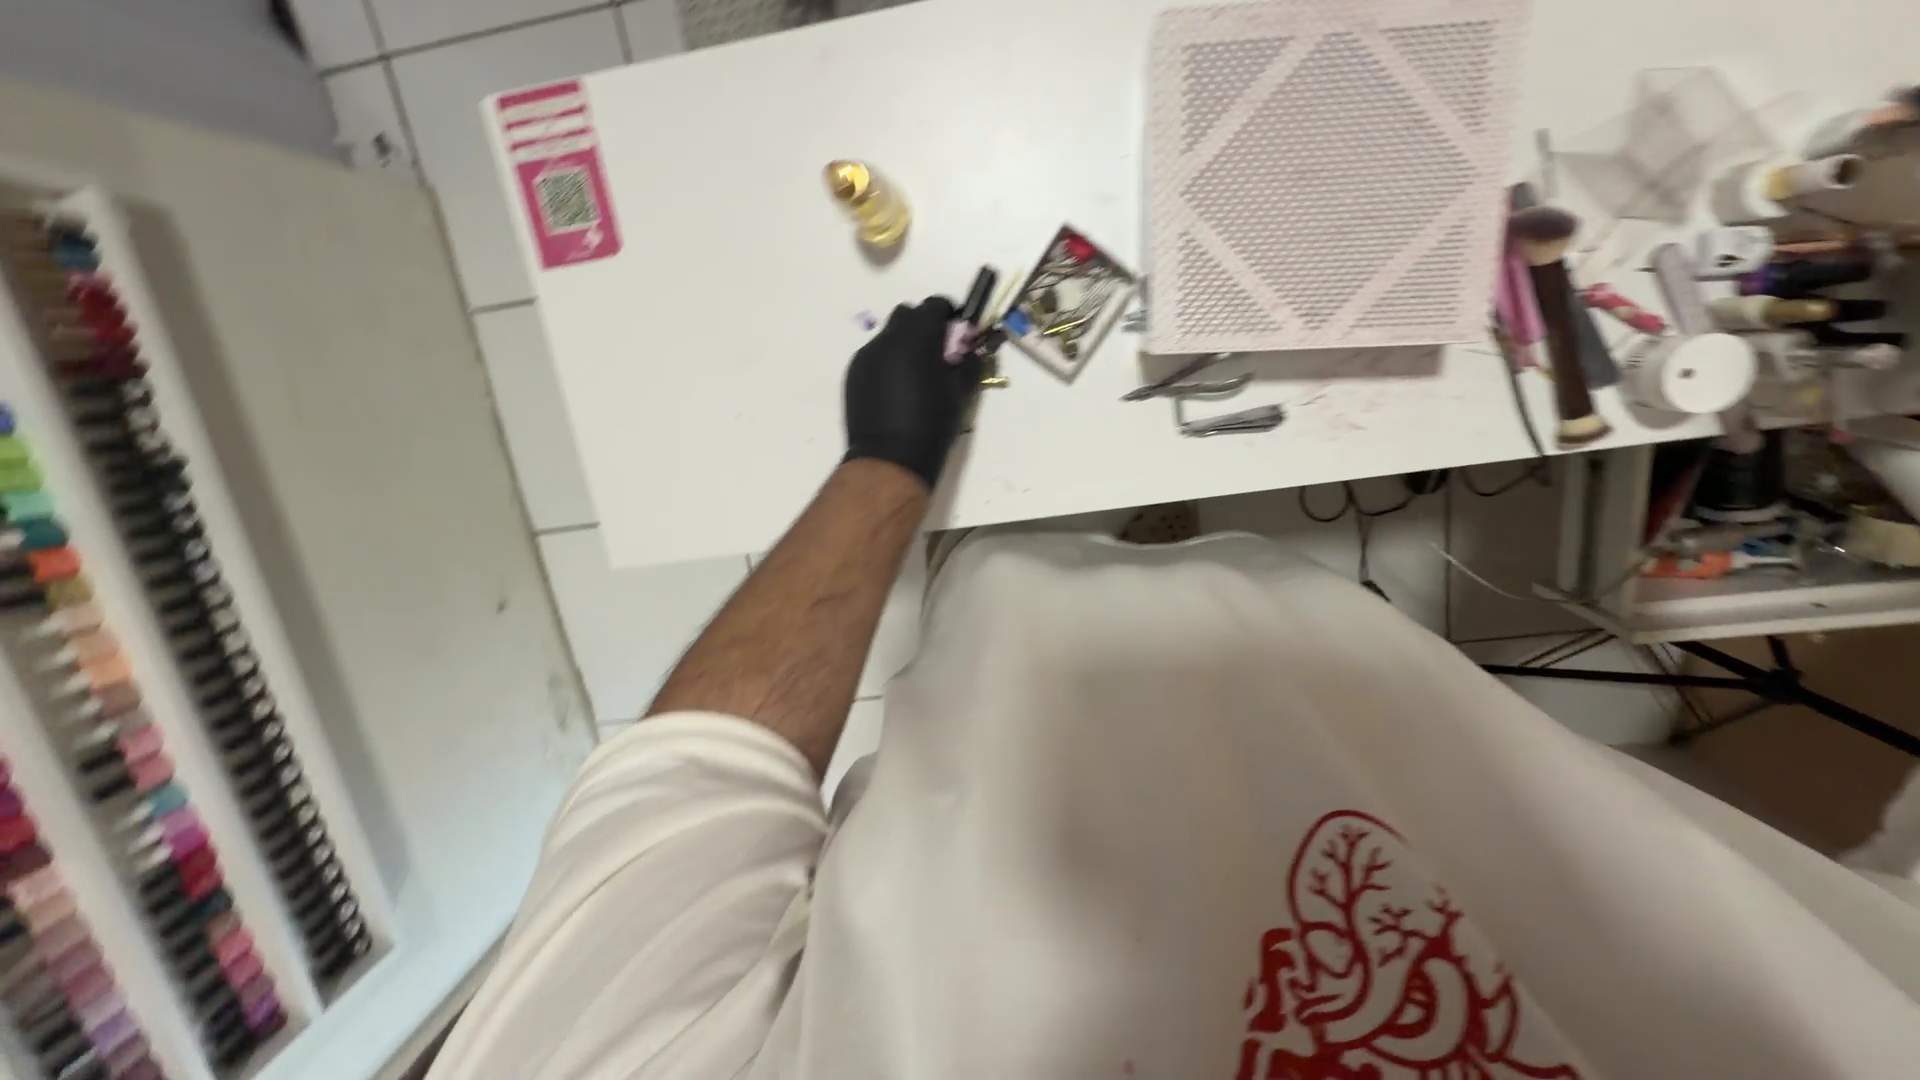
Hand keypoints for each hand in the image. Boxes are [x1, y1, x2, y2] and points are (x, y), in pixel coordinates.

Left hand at [843, 297, 982, 489]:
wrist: (891, 459)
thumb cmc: (932, 425)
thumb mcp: (961, 393)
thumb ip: (969, 363)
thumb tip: (969, 350)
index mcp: (916, 338)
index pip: (934, 305)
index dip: (948, 315)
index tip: (956, 333)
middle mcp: (887, 339)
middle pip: (907, 315)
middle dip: (923, 326)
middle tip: (936, 352)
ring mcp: (866, 356)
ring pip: (888, 335)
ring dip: (904, 344)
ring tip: (914, 374)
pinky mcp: (853, 374)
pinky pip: (874, 356)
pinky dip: (888, 362)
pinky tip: (895, 389)